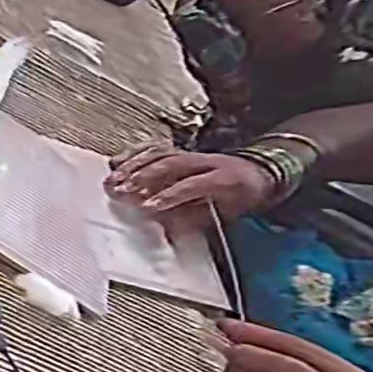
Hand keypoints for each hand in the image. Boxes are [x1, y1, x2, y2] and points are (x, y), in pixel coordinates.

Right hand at [107, 144, 274, 218]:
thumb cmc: (240, 199)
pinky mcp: (180, 151)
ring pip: (160, 154)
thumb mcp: (228, 213)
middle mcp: (208, 161)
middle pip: (171, 164)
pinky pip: (154, 149)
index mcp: (227, 178)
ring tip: (112, 181)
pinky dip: (133, 155)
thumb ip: (196, 216)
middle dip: (143, 177)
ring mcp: (192, 153)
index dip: (170, 195)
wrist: (260, 174)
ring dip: (132, 166)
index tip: (147, 207)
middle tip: (121, 192)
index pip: (195, 184)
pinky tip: (116, 164)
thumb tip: (166, 222)